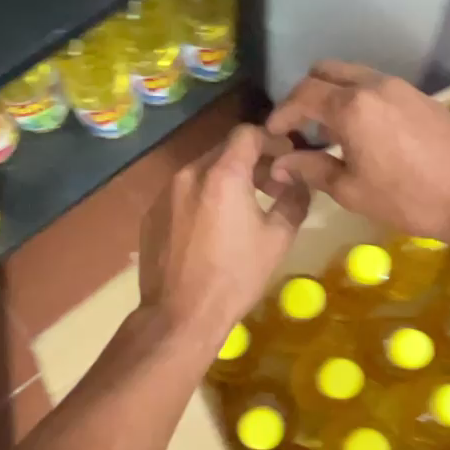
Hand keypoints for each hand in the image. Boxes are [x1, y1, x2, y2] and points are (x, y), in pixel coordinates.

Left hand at [138, 124, 309, 356]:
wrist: (180, 315)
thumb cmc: (235, 276)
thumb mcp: (278, 239)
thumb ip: (294, 200)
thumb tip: (298, 182)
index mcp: (223, 175)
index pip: (248, 133)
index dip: (271, 140)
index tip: (285, 158)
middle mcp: (190, 174)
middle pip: (224, 150)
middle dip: (251, 161)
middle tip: (271, 185)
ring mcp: (165, 193)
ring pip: (202, 171)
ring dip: (226, 178)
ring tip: (243, 207)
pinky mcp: (152, 213)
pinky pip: (183, 192)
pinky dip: (203, 197)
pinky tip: (212, 227)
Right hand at [265, 61, 449, 243]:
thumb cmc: (408, 198)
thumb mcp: (351, 190)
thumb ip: (310, 169)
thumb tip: (278, 164)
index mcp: (351, 107)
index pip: (303, 95)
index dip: (282, 113)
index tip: (273, 133)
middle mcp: (373, 85)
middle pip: (325, 71)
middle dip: (305, 94)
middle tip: (299, 126)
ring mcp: (400, 87)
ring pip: (353, 75)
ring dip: (333, 94)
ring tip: (329, 130)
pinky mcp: (420, 96)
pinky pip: (377, 85)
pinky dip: (358, 98)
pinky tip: (363, 132)